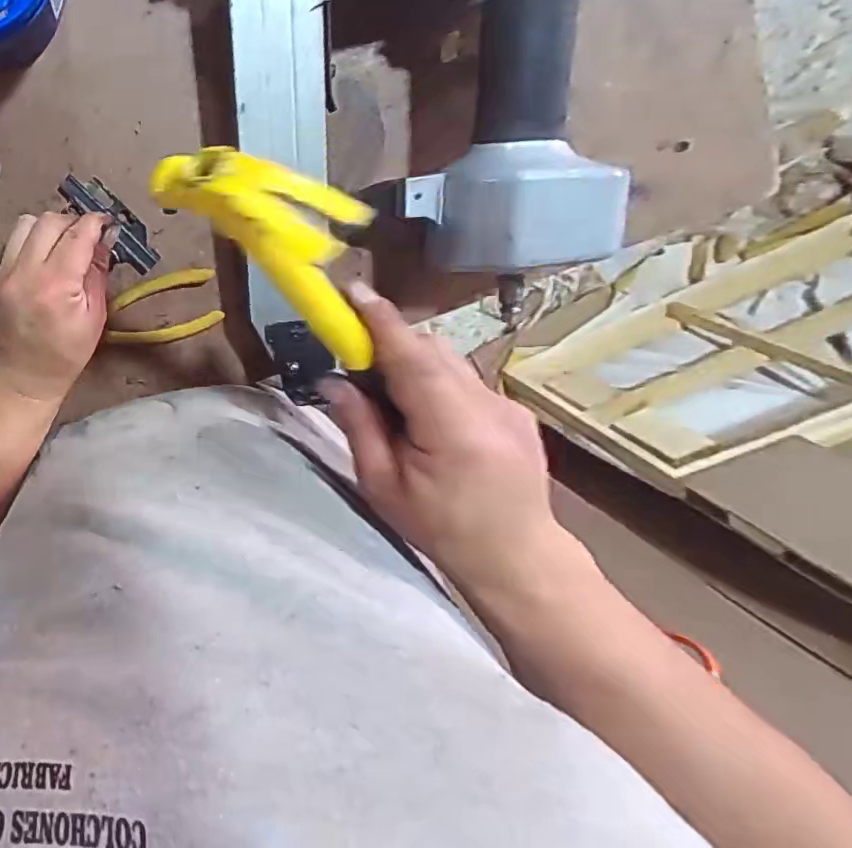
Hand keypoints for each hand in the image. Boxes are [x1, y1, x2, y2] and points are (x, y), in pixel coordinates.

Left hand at [0, 211, 115, 401]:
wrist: (27, 374)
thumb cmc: (69, 351)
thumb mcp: (96, 314)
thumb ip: (98, 271)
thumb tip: (105, 238)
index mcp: (57, 285)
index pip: (77, 235)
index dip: (96, 222)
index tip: (108, 223)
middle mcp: (27, 272)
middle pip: (50, 221)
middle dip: (75, 222)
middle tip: (89, 236)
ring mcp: (6, 272)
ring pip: (28, 223)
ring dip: (51, 226)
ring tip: (66, 242)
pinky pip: (16, 240)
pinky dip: (35, 238)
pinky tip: (47, 255)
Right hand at [320, 283, 578, 596]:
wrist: (519, 560)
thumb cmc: (442, 530)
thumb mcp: (384, 487)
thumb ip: (359, 427)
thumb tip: (333, 381)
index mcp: (454, 429)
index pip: (413, 358)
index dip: (381, 321)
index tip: (353, 292)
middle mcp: (488, 405)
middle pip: (431, 349)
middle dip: (391, 342)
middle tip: (356, 361)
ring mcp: (507, 405)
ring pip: (449, 359)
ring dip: (413, 362)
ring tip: (391, 397)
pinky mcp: (515, 409)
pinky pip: (466, 377)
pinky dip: (437, 380)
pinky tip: (428, 416)